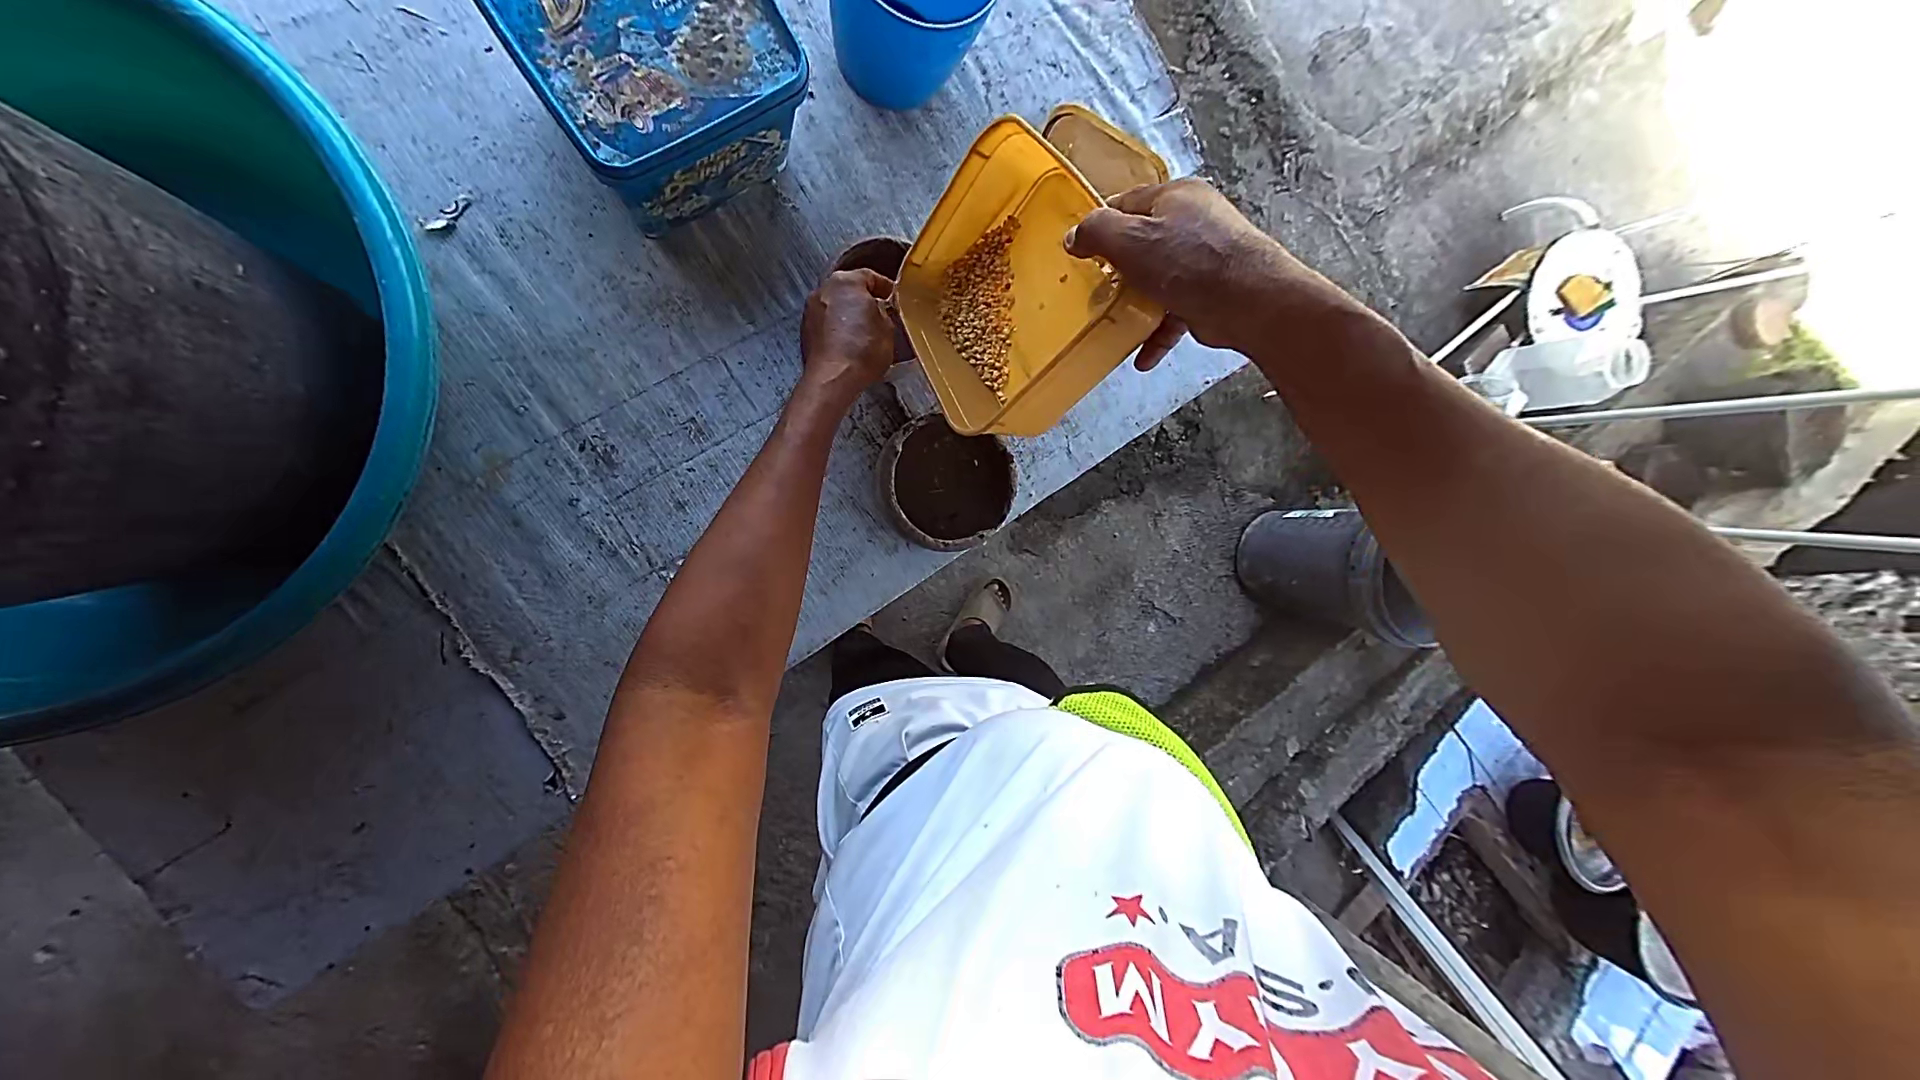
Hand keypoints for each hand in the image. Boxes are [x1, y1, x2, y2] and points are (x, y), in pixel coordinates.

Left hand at [799, 268, 896, 404]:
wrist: (833, 379)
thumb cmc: (859, 352)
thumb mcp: (888, 329)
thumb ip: (885, 313)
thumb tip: (881, 313)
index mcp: (846, 281)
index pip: (870, 276)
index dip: (885, 287)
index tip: (892, 295)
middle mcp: (824, 290)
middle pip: (849, 290)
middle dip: (864, 301)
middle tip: (881, 316)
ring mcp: (812, 310)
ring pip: (836, 307)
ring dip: (849, 316)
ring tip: (865, 334)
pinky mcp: (806, 331)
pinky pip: (826, 324)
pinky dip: (837, 331)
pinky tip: (850, 346)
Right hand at [1064, 178, 1360, 369]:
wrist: (1247, 300)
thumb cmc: (1187, 262)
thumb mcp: (1130, 239)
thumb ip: (1097, 232)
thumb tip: (1074, 236)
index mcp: (1175, 197)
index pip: (1126, 204)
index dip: (1100, 226)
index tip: (1080, 252)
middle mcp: (1193, 222)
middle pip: (1142, 243)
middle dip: (1117, 270)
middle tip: (1095, 290)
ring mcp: (1204, 259)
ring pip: (1158, 281)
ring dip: (1135, 305)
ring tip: (1114, 324)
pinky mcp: (1211, 294)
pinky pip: (1174, 312)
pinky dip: (1156, 332)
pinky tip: (1141, 355)